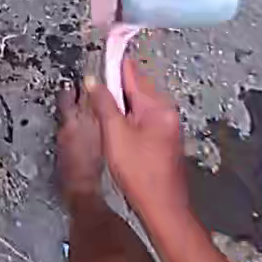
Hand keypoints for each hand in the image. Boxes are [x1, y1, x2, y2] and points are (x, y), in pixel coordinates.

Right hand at [89, 58, 190, 226]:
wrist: (163, 210)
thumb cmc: (140, 174)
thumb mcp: (114, 135)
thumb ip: (104, 104)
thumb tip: (93, 81)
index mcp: (156, 106)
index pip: (130, 73)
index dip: (112, 63)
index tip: (99, 52)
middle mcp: (166, 111)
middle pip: (135, 86)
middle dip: (115, 90)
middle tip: (96, 101)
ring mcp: (168, 125)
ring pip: (138, 103)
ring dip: (121, 106)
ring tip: (107, 124)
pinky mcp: (165, 138)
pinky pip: (144, 117)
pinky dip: (129, 119)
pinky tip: (119, 135)